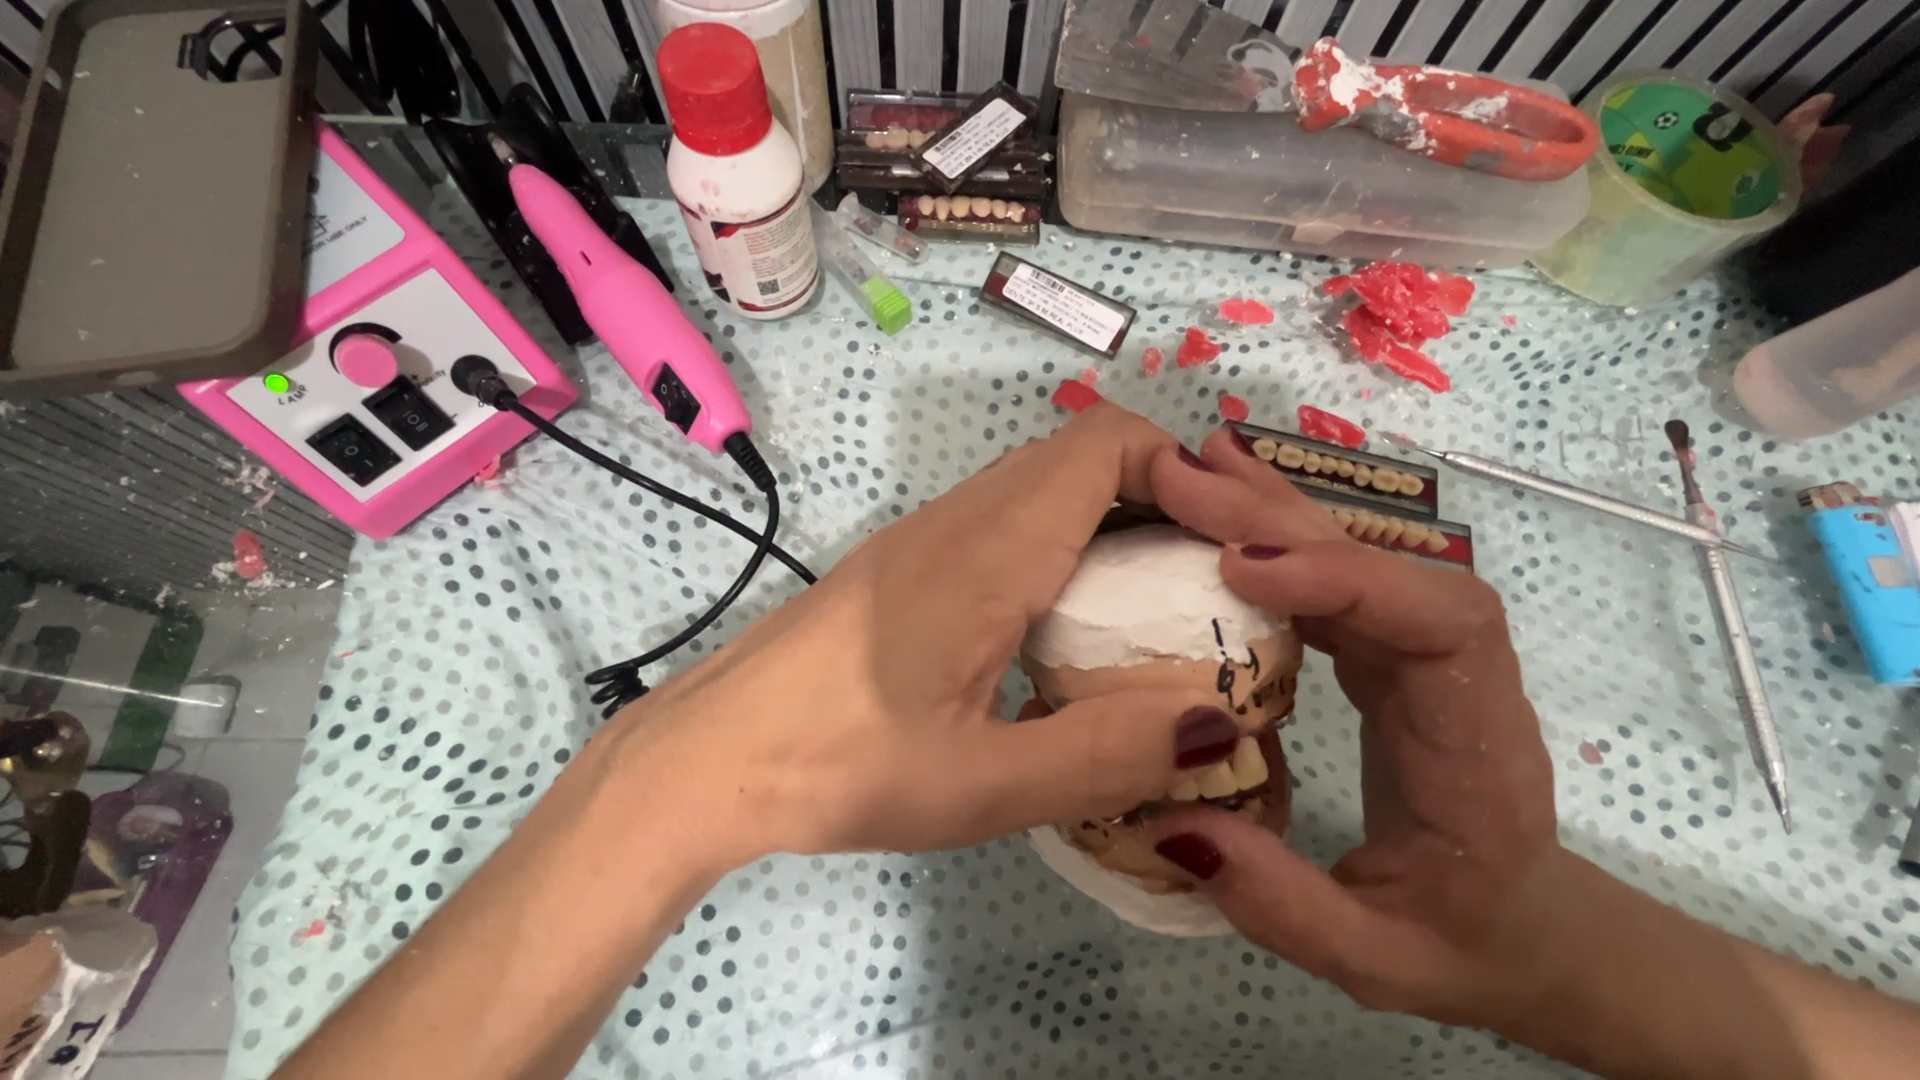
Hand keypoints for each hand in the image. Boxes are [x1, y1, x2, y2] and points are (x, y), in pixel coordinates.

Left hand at [611, 405, 1246, 864]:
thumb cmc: (837, 765)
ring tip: (1157, 607)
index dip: (1180, 467)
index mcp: (988, 549)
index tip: (1229, 540)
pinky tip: (1069, 628)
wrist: (710, 753)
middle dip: (1160, 498)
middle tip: (1211, 582)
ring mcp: (925, 536)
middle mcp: (959, 519)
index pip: (1103, 445)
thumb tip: (1218, 723)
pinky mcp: (906, 565)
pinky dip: (1062, 546)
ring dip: (1110, 522)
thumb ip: (1102, 755)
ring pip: (1041, 488)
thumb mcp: (980, 784)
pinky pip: (1005, 522)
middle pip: (1080, 458)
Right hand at [1142, 427, 1563, 1031]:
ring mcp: (1420, 657)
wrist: (1529, 928)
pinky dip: (1272, 540)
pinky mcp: (1383, 653)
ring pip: (1352, 557)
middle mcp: (1458, 678)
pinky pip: (1330, 583)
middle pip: (1384, 565)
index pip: (1443, 625)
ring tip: (1191, 469)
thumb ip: (1278, 903)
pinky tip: (1220, 520)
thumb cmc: (1464, 942)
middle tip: (1180, 479)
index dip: (1346, 579)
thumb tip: (1170, 820)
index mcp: (1478, 748)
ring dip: (1270, 508)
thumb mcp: (1374, 959)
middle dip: (1280, 516)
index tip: (1242, 568)